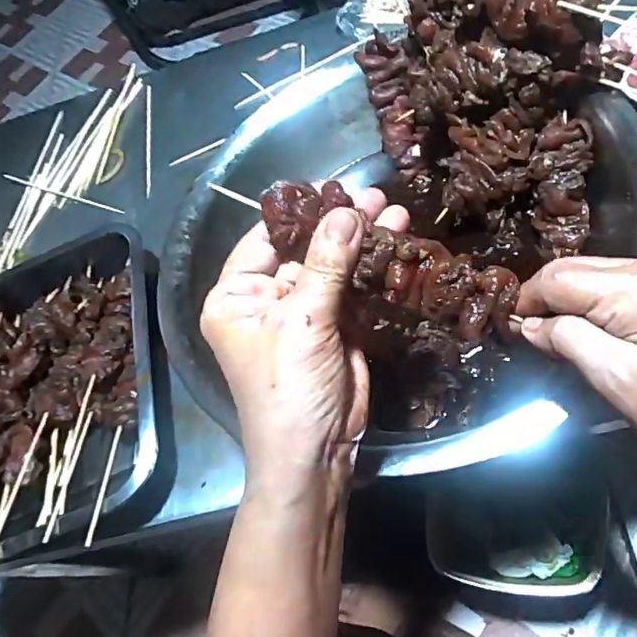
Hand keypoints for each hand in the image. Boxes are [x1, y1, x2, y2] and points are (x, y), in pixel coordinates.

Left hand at [200, 188, 407, 496]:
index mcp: (237, 296)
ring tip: (396, 212)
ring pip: (336, 269)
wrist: (317, 450)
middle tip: (376, 196)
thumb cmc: (290, 387)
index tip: (334, 186)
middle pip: (307, 250)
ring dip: (365, 244)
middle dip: (341, 225)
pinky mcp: (337, 329)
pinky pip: (355, 292)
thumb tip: (349, 211)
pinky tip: (399, 245)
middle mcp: (268, 300)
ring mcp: (305, 314)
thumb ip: (327, 265)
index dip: (300, 213)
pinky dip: (376, 272)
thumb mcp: (303, 322)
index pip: (265, 239)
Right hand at [515, 257, 636, 474]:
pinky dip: (581, 305)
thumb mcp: (615, 380)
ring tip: (547, 337)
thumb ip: (568, 341)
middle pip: (571, 268)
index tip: (510, 330)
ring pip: (584, 274)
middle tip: (524, 335)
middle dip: (542, 299)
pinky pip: (602, 286)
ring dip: (560, 303)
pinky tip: (575, 330)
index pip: (561, 277)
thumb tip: (527, 323)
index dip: (529, 301)